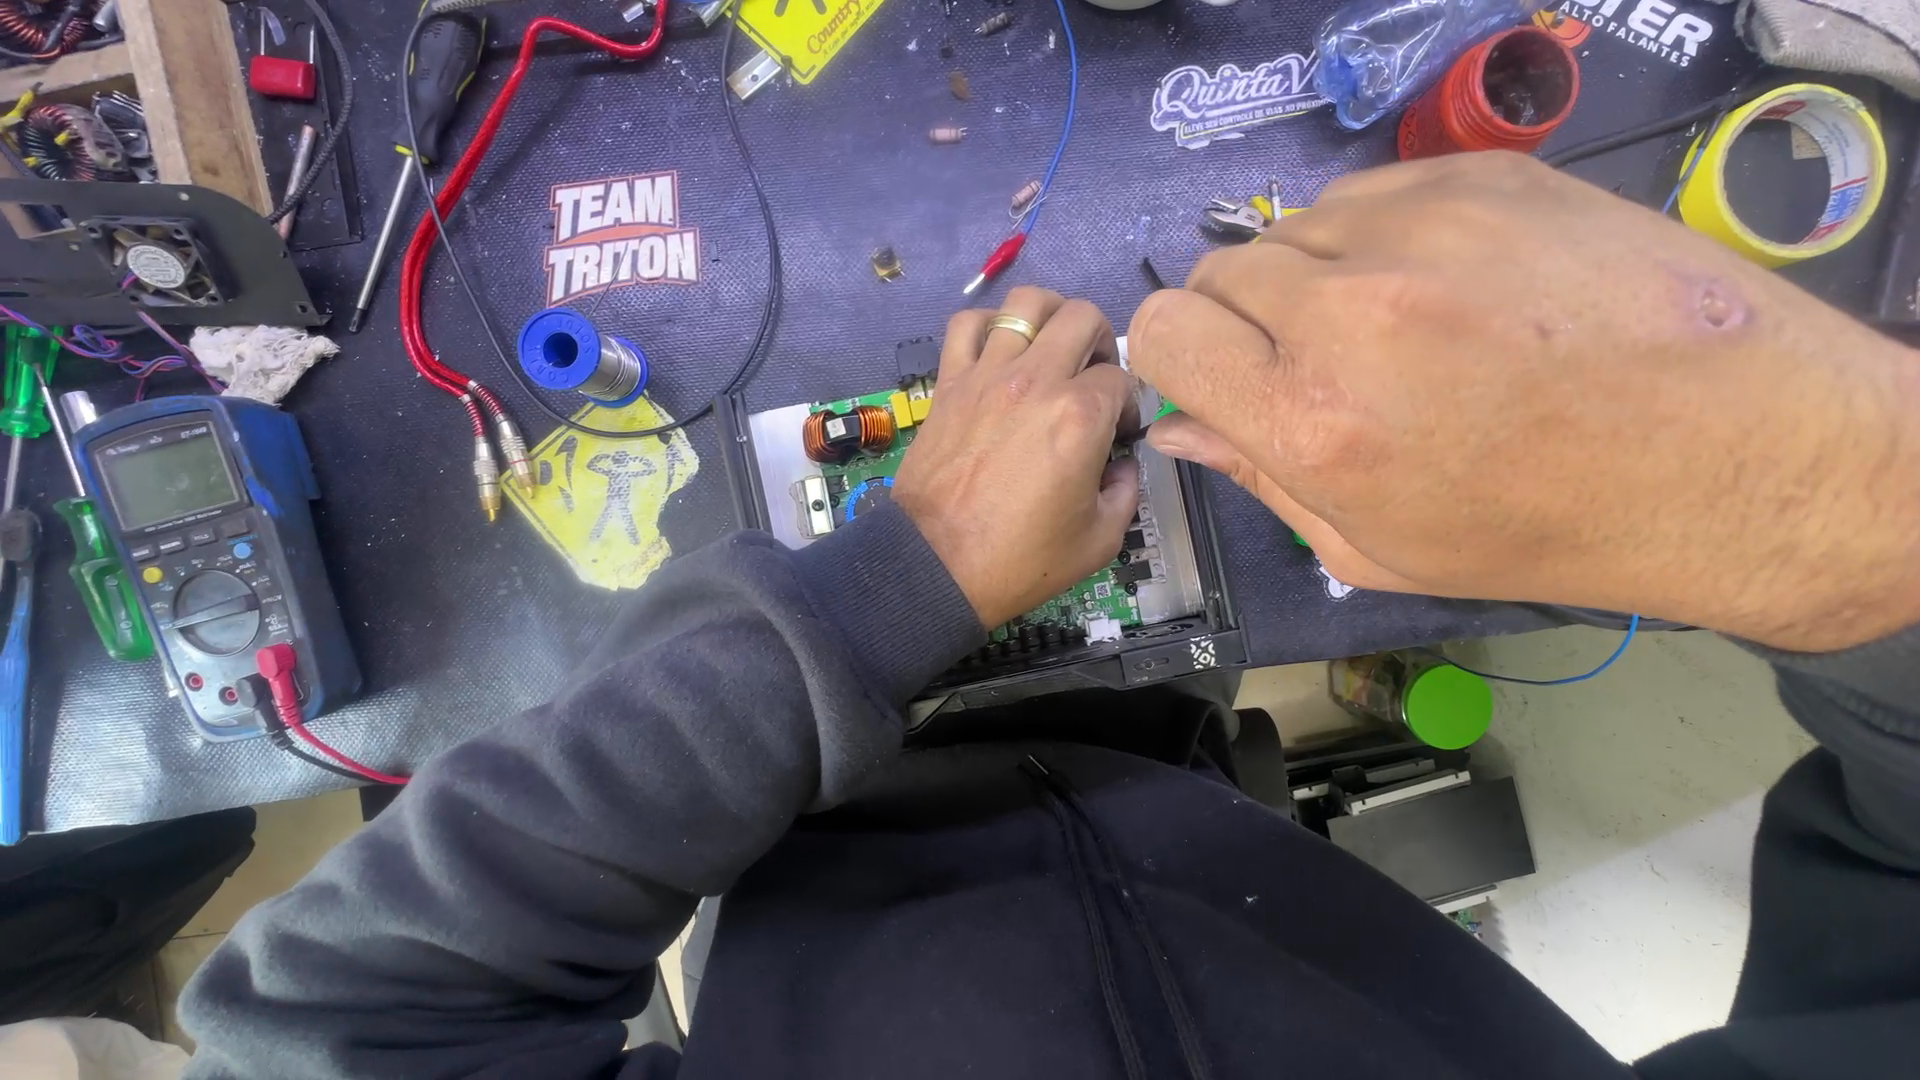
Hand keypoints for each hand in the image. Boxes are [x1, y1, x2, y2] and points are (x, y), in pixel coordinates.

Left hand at [895, 287, 1140, 627]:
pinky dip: (987, 325)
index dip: (1129, 403)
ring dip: (1050, 316)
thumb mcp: (1101, 539)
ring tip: (1051, 349)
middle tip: (1093, 378)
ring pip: (1026, 304)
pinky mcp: (950, 384)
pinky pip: (966, 325)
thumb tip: (1121, 463)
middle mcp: (1036, 379)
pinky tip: (999, 350)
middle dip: (1101, 343)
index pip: (1122, 379)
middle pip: (1082, 317)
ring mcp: (987, 375)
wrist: (938, 567)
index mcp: (1080, 415)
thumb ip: (1126, 490)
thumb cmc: (1021, 560)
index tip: (1119, 430)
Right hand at [1127, 152, 1919, 651]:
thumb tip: (1173, 425)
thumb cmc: (1529, 528)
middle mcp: (1345, 310)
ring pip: (1284, 230)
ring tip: (1382, 321)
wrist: (1736, 455)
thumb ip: (1251, 476)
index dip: (1172, 357)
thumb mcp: (1364, 546)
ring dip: (1303, 277)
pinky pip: (1359, 193)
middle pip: (1213, 275)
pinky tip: (1433, 278)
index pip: (1162, 331)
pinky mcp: (1480, 173)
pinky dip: (1365, 236)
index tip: (1214, 379)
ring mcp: (1417, 227)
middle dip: (1236, 322)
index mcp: (1307, 418)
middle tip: (1305, 361)